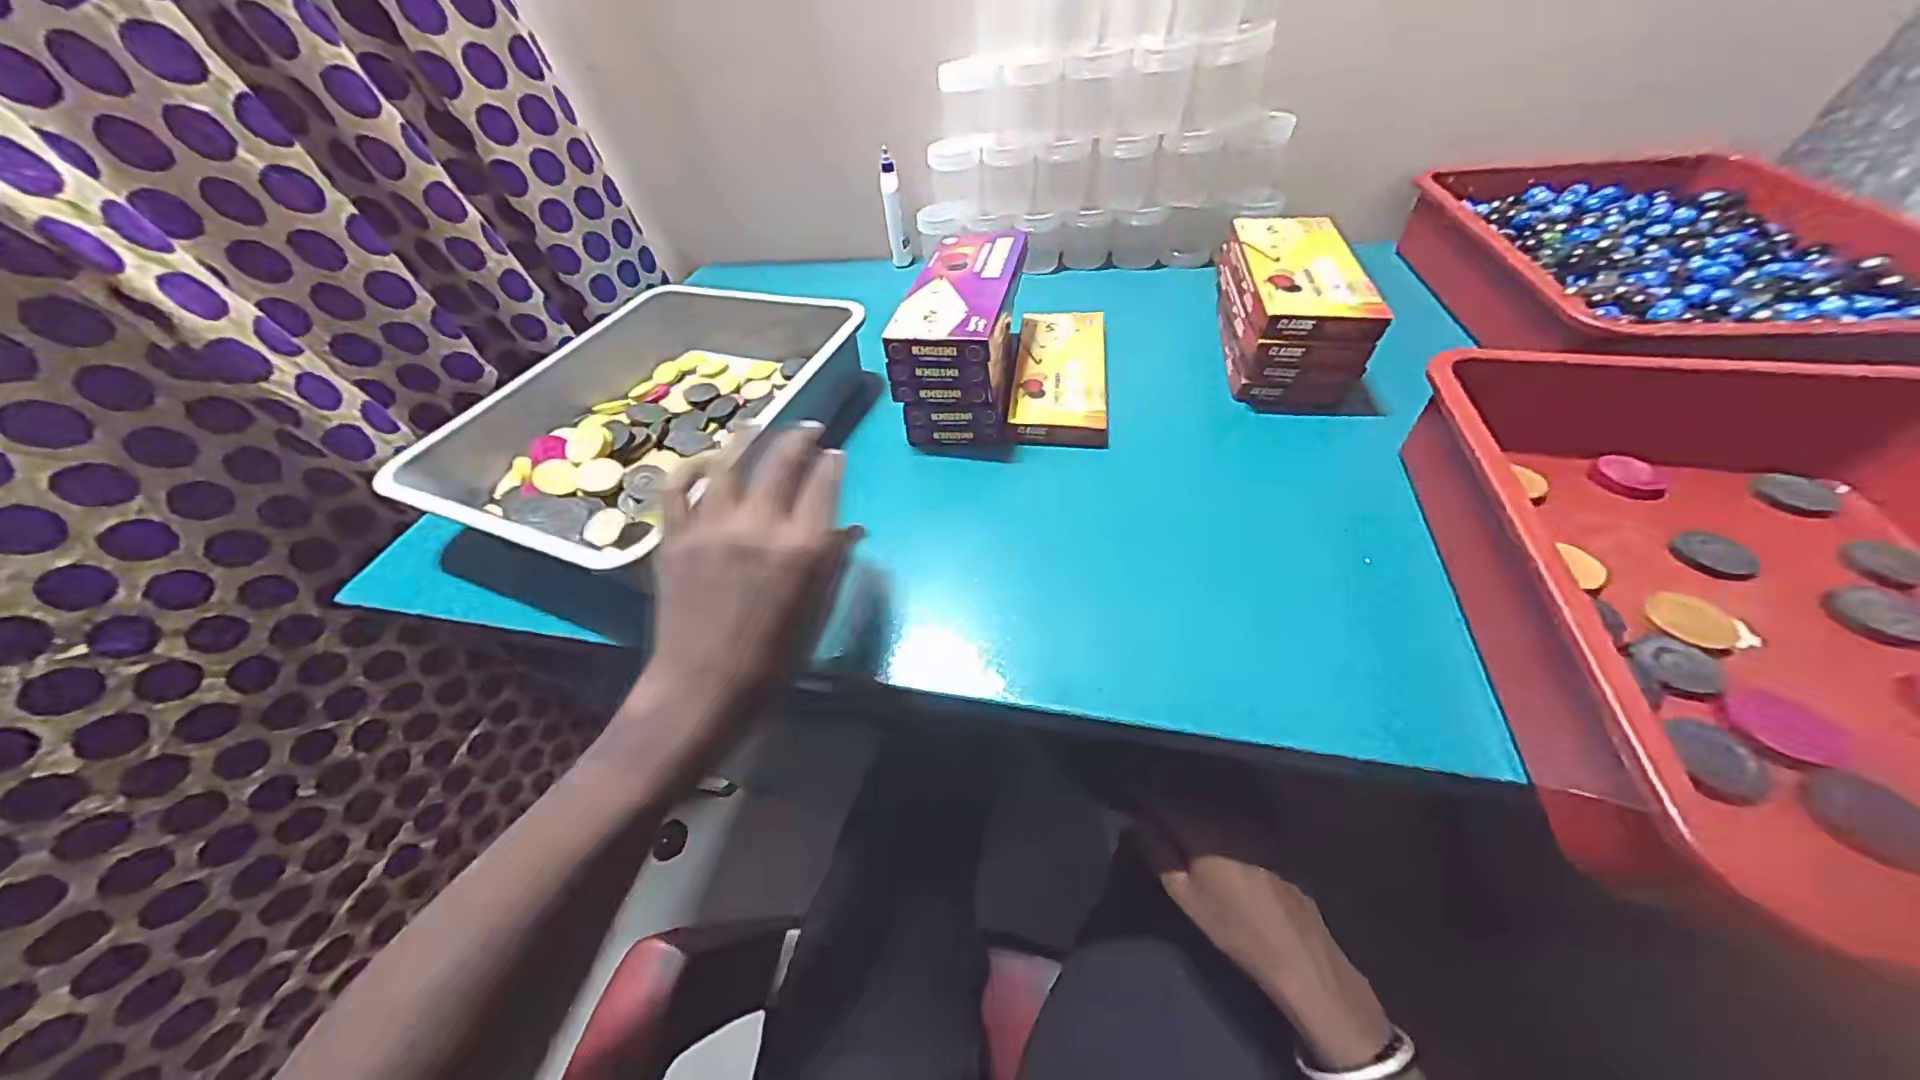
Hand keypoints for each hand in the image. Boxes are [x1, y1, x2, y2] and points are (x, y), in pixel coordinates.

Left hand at [595, 422, 858, 773]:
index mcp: (801, 548)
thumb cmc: (773, 659)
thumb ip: (833, 562)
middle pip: (782, 461)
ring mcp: (711, 528)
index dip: (832, 463)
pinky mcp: (674, 538)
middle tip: (808, 429)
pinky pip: (676, 489)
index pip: (823, 484)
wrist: (704, 687)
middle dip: (800, 437)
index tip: (835, 455)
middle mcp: (758, 526)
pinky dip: (689, 469)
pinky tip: (702, 462)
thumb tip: (851, 529)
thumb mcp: (816, 611)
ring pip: (727, 462)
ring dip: (747, 438)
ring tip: (757, 426)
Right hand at [1132, 799, 1394, 1070]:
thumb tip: (1131, 820)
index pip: (1159, 799)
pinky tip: (1201, 823)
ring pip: (1205, 799)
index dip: (1136, 795)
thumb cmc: (1234, 928)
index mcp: (1201, 827)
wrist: (1298, 952)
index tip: (1119, 796)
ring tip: (1165, 808)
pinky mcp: (1265, 829)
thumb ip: (1156, 851)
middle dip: (1159, 794)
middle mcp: (1225, 813)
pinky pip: (1226, 808)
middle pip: (1182, 793)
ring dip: (1183, 800)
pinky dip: (1207, 810)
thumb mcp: (1185, 896)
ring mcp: (1249, 819)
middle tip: (1139, 803)